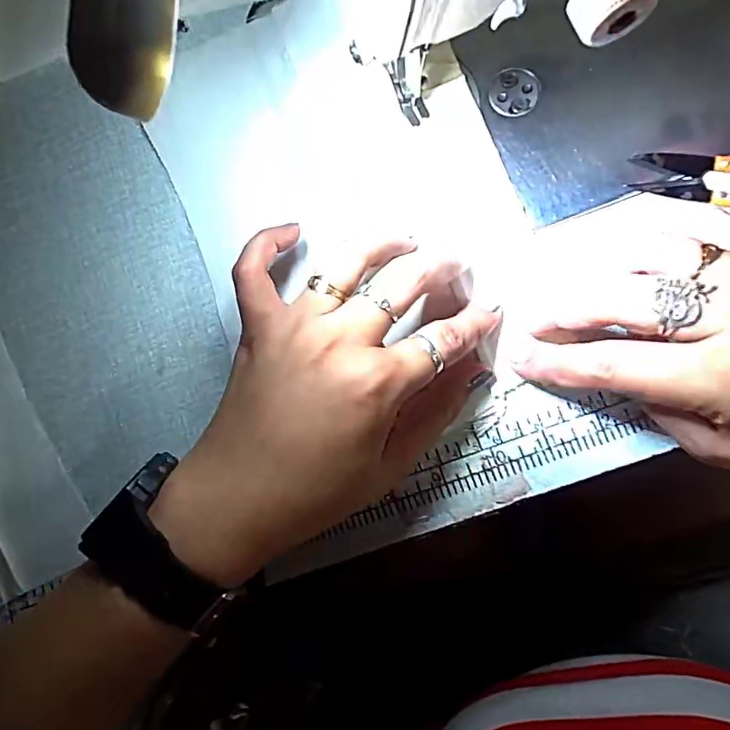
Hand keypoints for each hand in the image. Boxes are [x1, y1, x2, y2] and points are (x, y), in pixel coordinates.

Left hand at [152, 225, 499, 584]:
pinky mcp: (258, 327)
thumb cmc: (318, 492)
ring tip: (405, 239)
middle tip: (458, 263)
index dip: (475, 323)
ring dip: (380, 245)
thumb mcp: (390, 466)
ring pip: (343, 264)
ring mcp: (295, 327)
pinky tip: (291, 229)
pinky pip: (254, 273)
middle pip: (402, 286)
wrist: (237, 500)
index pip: (442, 339)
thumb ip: (435, 413)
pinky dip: (266, 245)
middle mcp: (340, 341)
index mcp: (378, 381)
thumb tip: (469, 371)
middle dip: (441, 269)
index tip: (492, 309)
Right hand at [508, 210, 729, 533]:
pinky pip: (708, 222)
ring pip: (659, 245)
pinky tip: (631, 236)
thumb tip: (622, 379)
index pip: (619, 362)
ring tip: (575, 278)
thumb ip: (669, 413)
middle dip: (566, 307)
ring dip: (604, 260)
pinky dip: (661, 225)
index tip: (523, 359)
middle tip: (533, 317)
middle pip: (627, 294)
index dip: (561, 363)